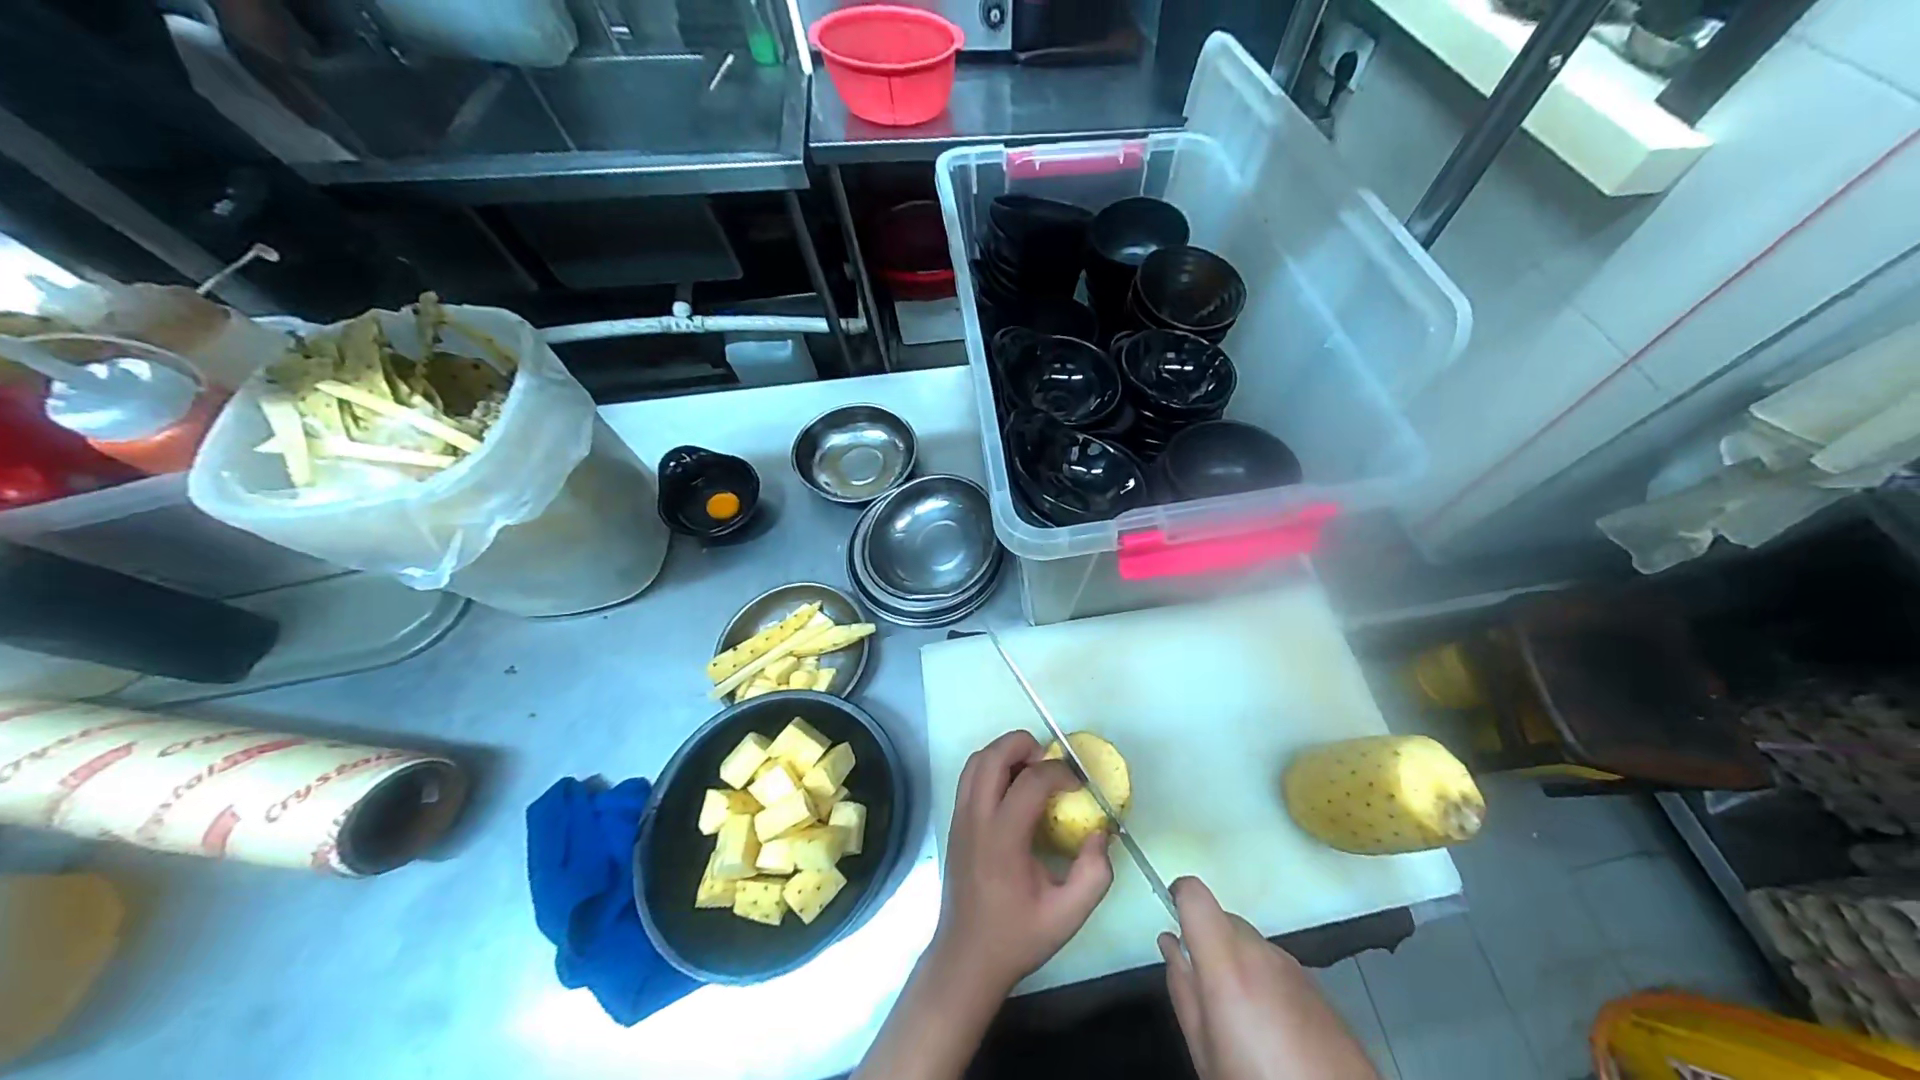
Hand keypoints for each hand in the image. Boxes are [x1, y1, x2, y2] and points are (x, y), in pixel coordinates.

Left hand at [932, 730, 1113, 994]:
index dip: (1060, 772)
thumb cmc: (1017, 936)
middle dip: (1024, 746)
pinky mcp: (954, 823)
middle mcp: (975, 819)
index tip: (1079, 785)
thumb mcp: (1068, 915)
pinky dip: (991, 768)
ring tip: (1032, 772)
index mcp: (1002, 839)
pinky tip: (1013, 791)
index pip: (1030, 781)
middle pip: (993, 756)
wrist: (967, 957)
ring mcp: (960, 818)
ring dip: (1005, 753)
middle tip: (1051, 763)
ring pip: (976, 761)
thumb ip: (1094, 874)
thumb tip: (1101, 833)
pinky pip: (969, 778)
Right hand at [1159, 878, 1380, 1079]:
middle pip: (1224, 920)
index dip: (1179, 896)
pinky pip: (1275, 966)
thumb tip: (1171, 944)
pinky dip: (1264, 981)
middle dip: (1207, 940)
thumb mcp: (1203, 1048)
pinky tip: (1273, 1031)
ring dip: (1237, 963)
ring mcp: (1294, 967)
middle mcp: (1261, 952)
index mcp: (1227, 963)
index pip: (1196, 896)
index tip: (1172, 916)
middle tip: (1204, 989)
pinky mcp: (1317, 987)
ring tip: (1241, 1020)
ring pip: (1250, 944)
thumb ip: (1182, 987)